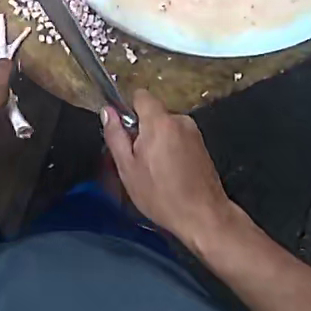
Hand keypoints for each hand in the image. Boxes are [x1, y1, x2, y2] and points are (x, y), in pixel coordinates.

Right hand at [102, 91, 237, 243]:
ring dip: (158, 141)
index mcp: (160, 122)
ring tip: (155, 171)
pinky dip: (172, 149)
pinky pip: (179, 138)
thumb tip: (108, 112)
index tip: (125, 132)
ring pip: (166, 127)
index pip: (141, 95)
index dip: (129, 109)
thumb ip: (115, 136)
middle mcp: (180, 120)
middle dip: (143, 130)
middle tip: (137, 160)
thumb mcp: (128, 168)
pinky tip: (171, 173)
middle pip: (154, 114)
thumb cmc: (160, 194)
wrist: (202, 214)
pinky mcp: (202, 144)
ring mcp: (194, 132)